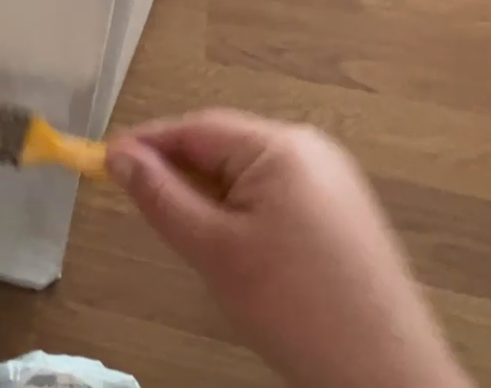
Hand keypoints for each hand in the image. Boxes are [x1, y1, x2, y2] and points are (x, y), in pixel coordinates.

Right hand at [107, 109, 467, 387]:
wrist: (388, 380)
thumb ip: (159, 195)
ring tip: (187, 231)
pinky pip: (275, 191)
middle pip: (223, 145)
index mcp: (281, 146)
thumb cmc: (292, 307)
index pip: (196, 128)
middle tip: (141, 202)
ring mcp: (333, 178)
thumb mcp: (212, 249)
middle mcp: (311, 147)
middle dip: (178, 170)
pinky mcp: (343, 210)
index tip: (103, 161)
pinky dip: (241, 208)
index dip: (146, 143)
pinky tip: (234, 246)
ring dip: (208, 192)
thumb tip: (116, 155)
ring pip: (246, 170)